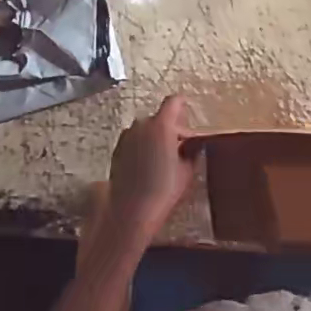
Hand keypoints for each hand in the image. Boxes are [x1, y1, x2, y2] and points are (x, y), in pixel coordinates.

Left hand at [107, 95, 196, 239]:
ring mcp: (127, 135)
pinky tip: (148, 166)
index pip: (173, 102)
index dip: (182, 104)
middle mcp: (142, 124)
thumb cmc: (164, 189)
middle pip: (160, 118)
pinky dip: (142, 146)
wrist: (132, 208)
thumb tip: (193, 145)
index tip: (187, 109)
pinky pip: (135, 140)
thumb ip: (191, 151)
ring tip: (164, 160)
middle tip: (181, 148)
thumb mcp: (187, 170)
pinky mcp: (118, 148)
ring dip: (155, 137)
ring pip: (146, 129)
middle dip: (171, 129)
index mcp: (161, 125)